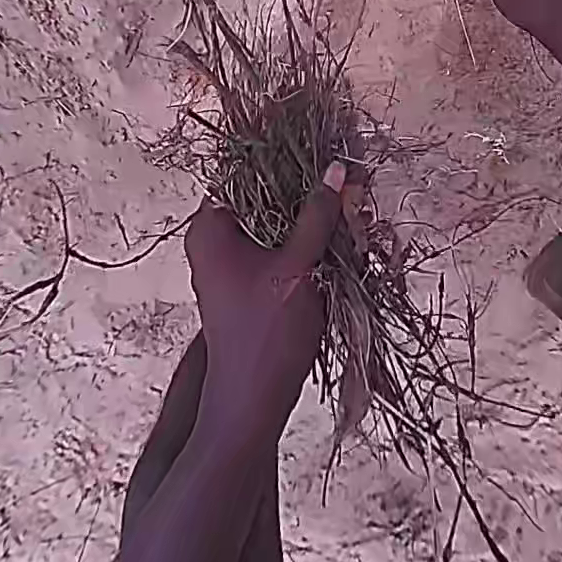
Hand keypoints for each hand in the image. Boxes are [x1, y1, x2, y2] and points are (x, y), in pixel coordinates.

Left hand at [184, 162, 346, 438]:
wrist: (253, 404)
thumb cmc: (267, 334)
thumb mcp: (297, 267)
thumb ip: (317, 215)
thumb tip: (335, 168)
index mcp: (210, 228)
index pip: (246, 173)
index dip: (287, 162)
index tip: (326, 157)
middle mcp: (213, 239)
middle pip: (265, 198)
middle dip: (309, 194)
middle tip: (350, 187)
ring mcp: (229, 261)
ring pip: (275, 223)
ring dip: (312, 219)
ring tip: (352, 212)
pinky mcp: (247, 280)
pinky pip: (277, 246)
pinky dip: (305, 241)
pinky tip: (339, 239)